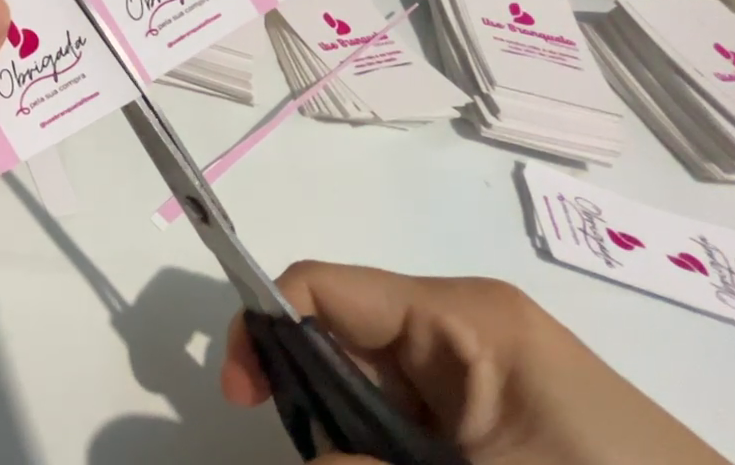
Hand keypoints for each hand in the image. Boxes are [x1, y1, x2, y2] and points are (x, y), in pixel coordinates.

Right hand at [219, 261, 731, 464]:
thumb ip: (366, 461)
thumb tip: (309, 457)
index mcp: (458, 313)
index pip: (320, 287)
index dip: (264, 327)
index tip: (242, 399)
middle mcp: (459, 321)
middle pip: (337, 335)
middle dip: (311, 393)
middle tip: (324, 456)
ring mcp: (478, 363)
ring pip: (366, 378)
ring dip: (351, 428)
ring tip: (366, 463)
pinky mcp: (492, 403)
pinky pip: (405, 407)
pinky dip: (384, 439)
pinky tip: (395, 462)